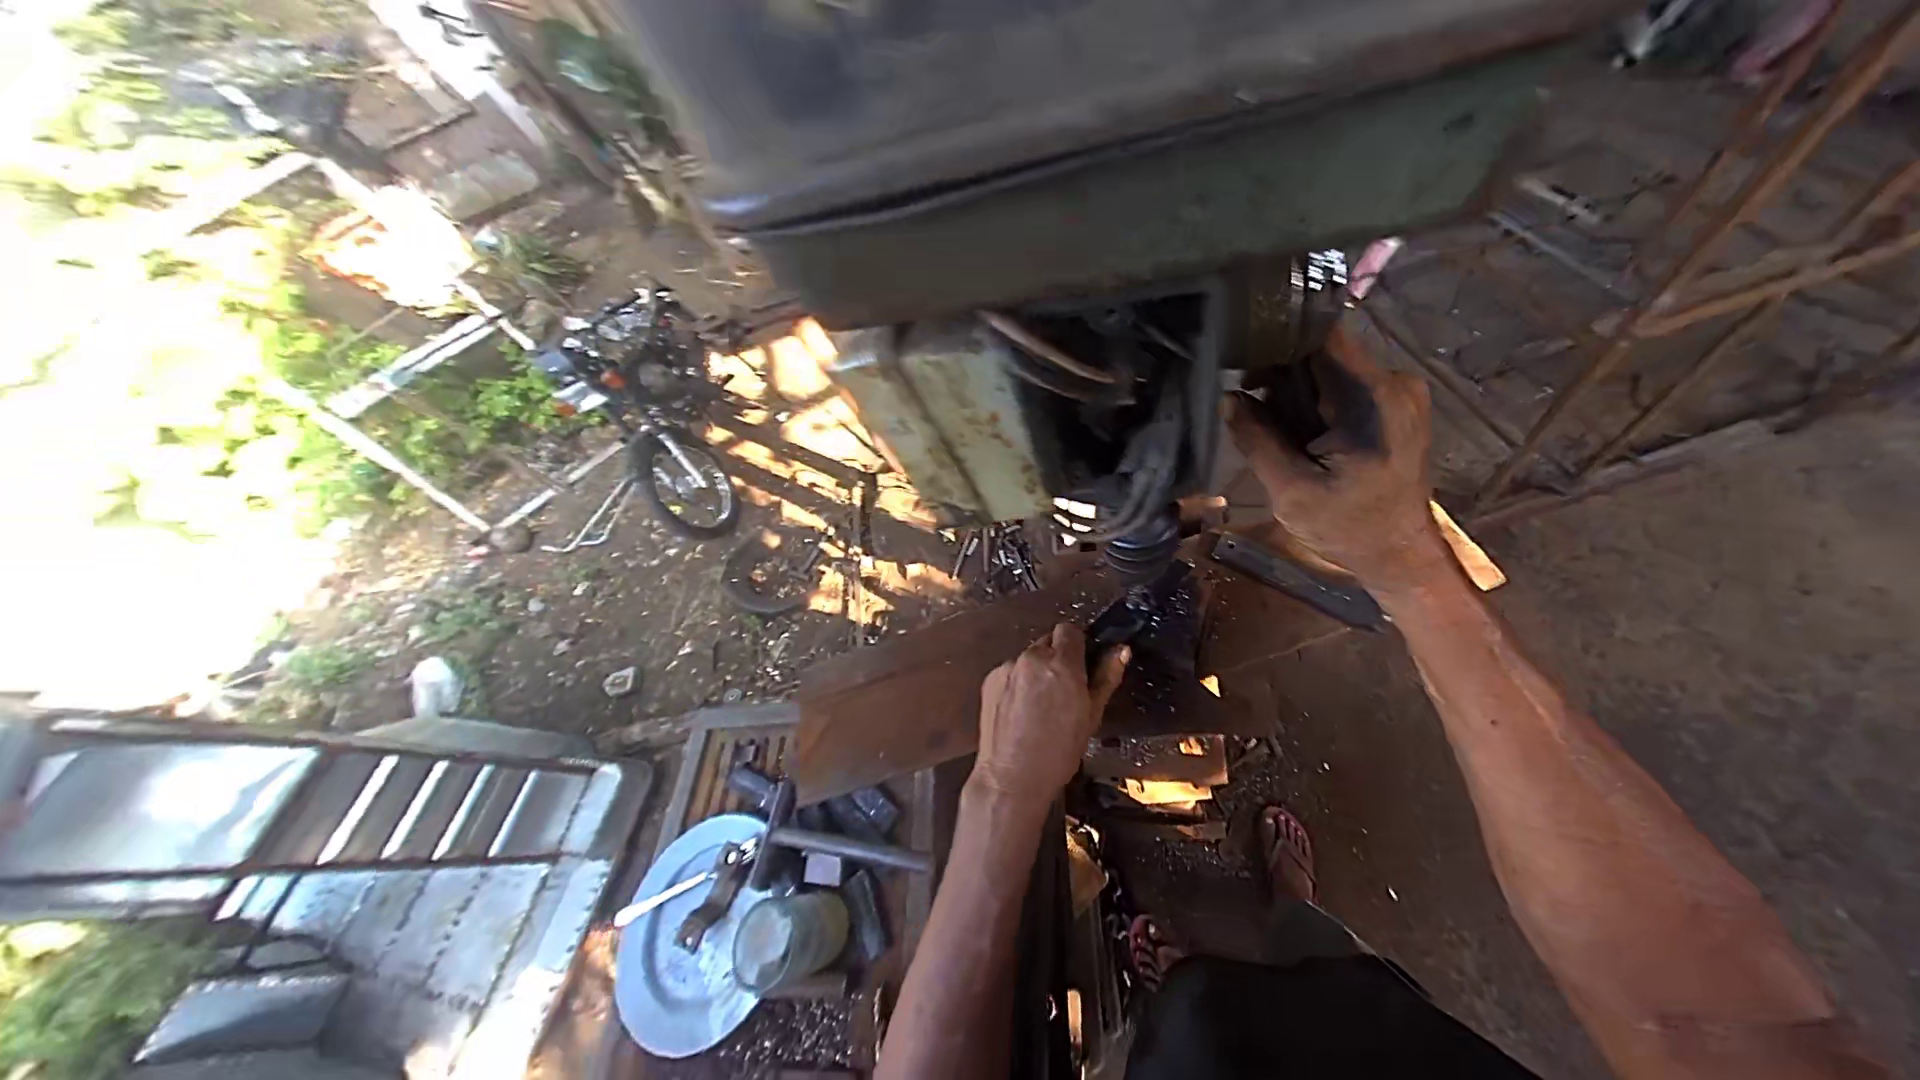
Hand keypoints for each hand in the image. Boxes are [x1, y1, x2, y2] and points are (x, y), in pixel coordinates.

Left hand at [971, 623, 1129, 811]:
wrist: (1012, 777)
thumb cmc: (1057, 753)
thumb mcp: (1092, 716)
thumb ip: (1106, 677)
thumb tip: (1121, 651)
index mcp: (1061, 665)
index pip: (1071, 631)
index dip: (1078, 646)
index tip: (1082, 663)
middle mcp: (1032, 659)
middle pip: (1049, 642)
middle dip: (1058, 659)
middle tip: (1065, 689)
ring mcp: (1008, 667)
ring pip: (1029, 657)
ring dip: (1037, 671)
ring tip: (1041, 706)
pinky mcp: (991, 679)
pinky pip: (1010, 671)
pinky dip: (1017, 683)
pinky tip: (1022, 710)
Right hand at [1223, 323, 1447, 591]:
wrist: (1399, 552)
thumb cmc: (1348, 527)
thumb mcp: (1290, 490)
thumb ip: (1258, 440)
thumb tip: (1228, 398)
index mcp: (1374, 398)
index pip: (1322, 337)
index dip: (1279, 342)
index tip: (1245, 367)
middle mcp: (1393, 383)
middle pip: (1323, 352)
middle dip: (1281, 375)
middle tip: (1249, 408)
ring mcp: (1397, 392)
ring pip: (1329, 369)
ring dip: (1295, 392)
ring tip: (1273, 427)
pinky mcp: (1393, 405)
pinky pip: (1341, 386)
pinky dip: (1314, 403)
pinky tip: (1298, 433)